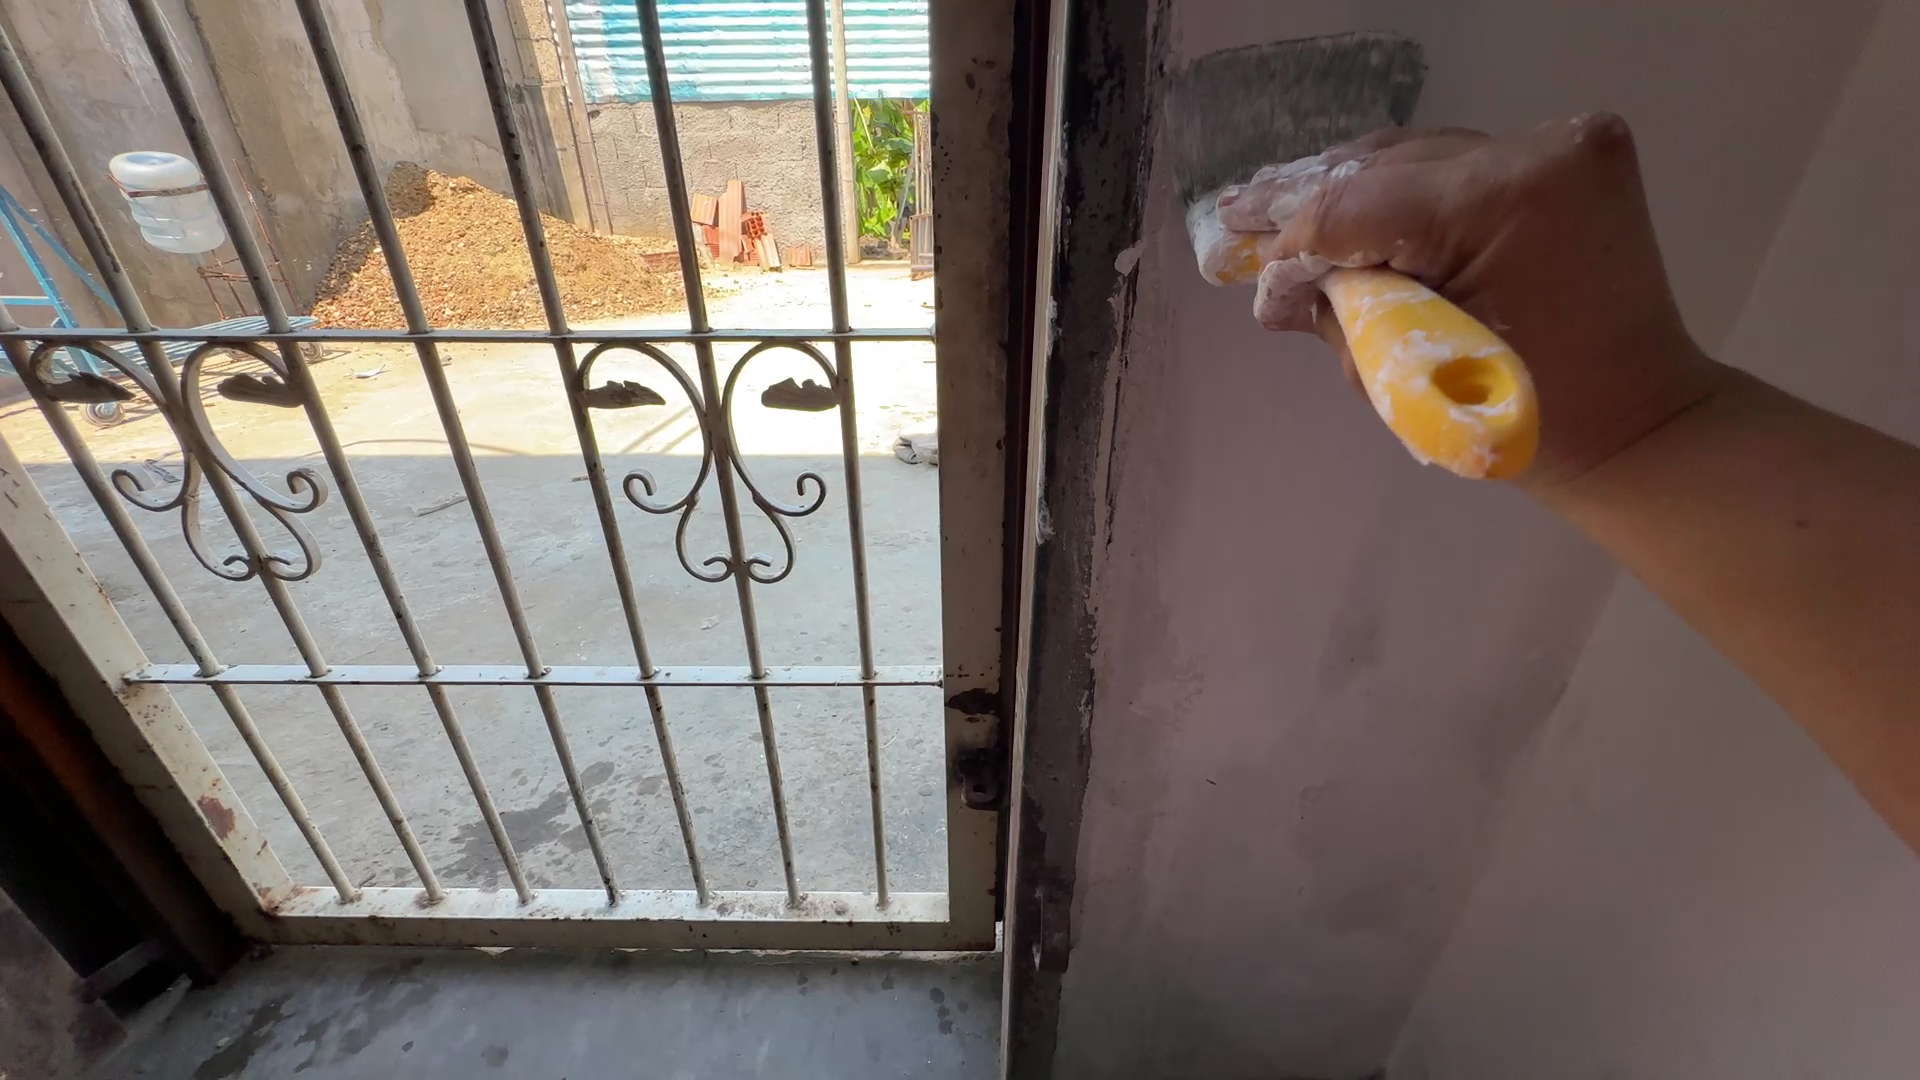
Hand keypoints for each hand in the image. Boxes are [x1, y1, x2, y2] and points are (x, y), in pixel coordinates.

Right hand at [1213, 113, 1727, 488]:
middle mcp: (1532, 151)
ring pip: (1410, 155)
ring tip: (1275, 202)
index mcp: (1498, 202)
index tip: (1247, 263)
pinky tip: (1343, 198)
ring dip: (1344, 186)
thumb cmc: (1506, 412)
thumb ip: (1335, 315)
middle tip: (1237, 210)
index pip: (1354, 206)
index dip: (1292, 238)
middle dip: (1305, 201)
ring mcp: (1554, 146)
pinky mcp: (1559, 159)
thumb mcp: (1401, 369)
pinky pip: (1446, 163)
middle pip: (1379, 167)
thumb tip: (1271, 294)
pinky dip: (1390, 186)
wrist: (1628, 414)